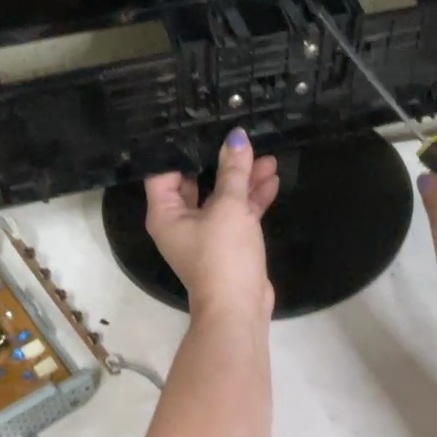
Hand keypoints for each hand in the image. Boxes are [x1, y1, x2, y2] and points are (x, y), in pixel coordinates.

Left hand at [145, 128, 280, 321]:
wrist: (238, 309)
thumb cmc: (223, 255)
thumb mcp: (229, 207)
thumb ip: (233, 170)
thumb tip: (237, 137)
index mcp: (165, 213)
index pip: (164, 171)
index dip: (181, 149)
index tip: (202, 127)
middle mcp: (179, 222)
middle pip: (196, 182)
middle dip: (220, 161)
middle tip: (239, 137)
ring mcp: (204, 234)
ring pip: (221, 198)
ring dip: (242, 180)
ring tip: (267, 156)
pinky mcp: (227, 245)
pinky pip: (236, 214)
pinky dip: (251, 199)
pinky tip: (272, 179)